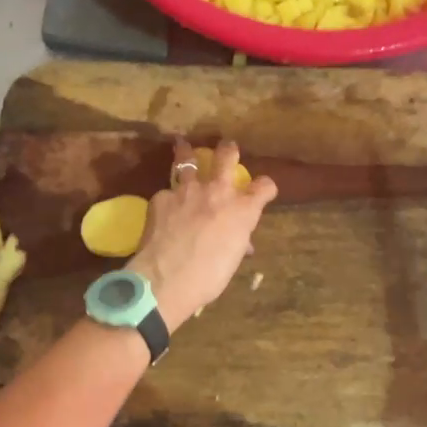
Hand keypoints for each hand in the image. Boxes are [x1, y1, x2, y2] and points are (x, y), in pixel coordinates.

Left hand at [127, 139, 277, 331]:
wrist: (167, 280)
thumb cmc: (208, 278)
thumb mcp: (231, 260)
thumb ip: (237, 242)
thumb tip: (242, 244)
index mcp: (242, 210)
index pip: (264, 187)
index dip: (265, 188)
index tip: (264, 190)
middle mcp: (217, 192)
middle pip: (227, 158)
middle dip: (229, 150)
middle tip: (227, 147)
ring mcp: (187, 191)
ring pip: (188, 160)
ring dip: (187, 153)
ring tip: (182, 146)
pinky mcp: (161, 197)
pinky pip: (167, 193)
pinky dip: (168, 199)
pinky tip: (163, 208)